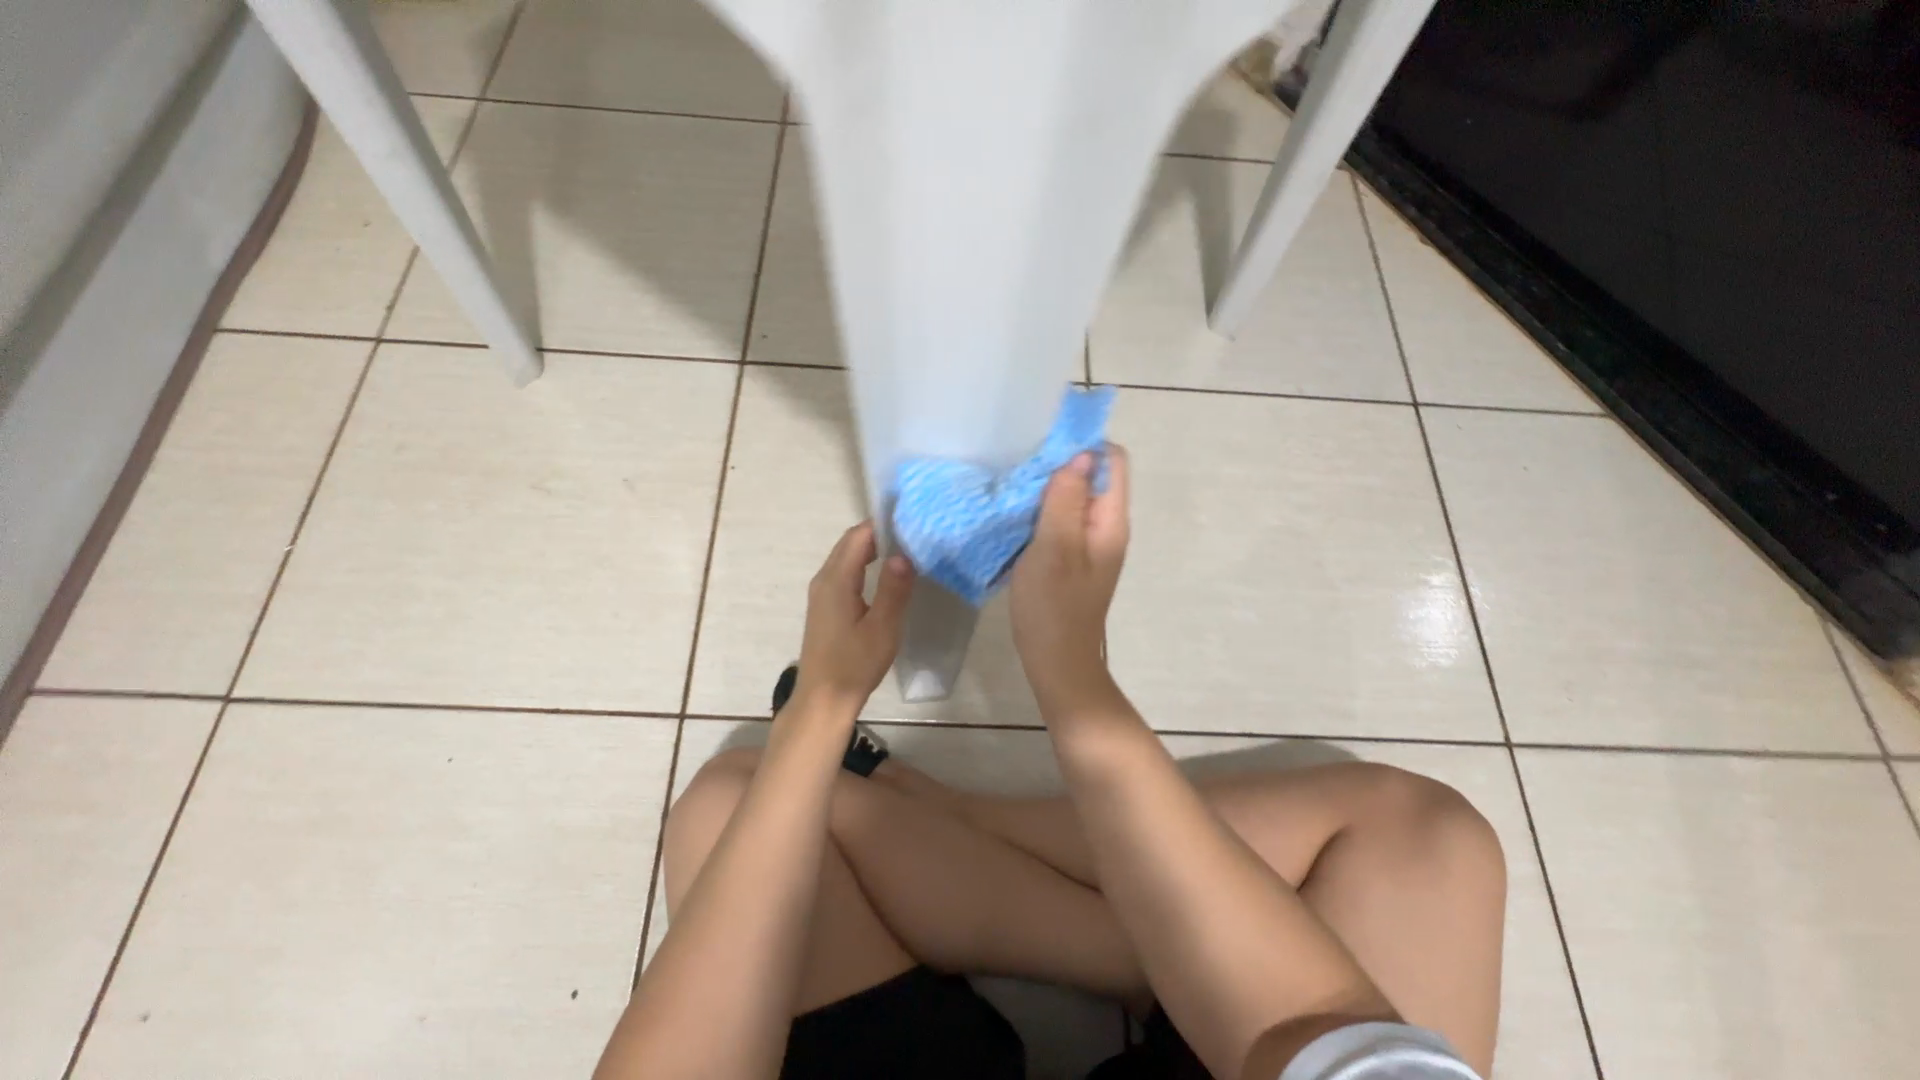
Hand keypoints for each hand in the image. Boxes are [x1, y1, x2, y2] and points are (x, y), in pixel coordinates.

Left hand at [791, 521, 915, 716]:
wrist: (824, 699)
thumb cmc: (854, 665)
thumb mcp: (882, 628)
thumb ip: (893, 589)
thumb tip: (904, 554)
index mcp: (836, 580)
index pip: (859, 536)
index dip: (884, 524)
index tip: (913, 521)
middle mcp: (824, 579)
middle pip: (851, 543)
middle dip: (880, 533)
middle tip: (914, 532)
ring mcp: (822, 593)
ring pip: (847, 557)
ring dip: (873, 548)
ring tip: (906, 549)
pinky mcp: (825, 606)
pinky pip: (845, 572)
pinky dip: (865, 564)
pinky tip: (887, 575)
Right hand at [1009, 444, 1129, 705]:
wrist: (1056, 662)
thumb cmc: (1054, 606)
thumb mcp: (1055, 547)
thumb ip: (1065, 499)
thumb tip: (1079, 455)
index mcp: (1111, 521)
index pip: (1113, 461)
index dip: (1084, 445)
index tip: (1045, 443)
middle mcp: (1106, 528)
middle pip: (1094, 477)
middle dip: (1061, 464)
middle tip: (1020, 462)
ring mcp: (1089, 545)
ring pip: (1074, 499)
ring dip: (1048, 489)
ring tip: (1013, 484)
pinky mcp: (1071, 559)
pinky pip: (1061, 522)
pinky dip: (1041, 512)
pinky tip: (1015, 515)